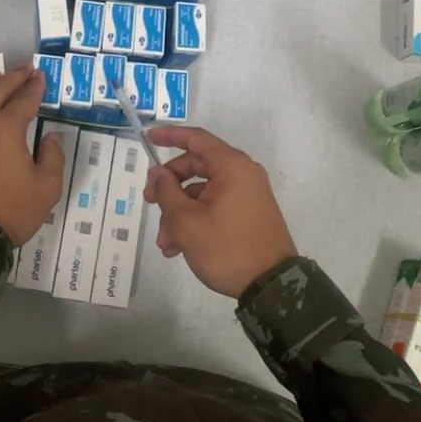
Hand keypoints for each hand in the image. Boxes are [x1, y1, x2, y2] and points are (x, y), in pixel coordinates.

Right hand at [144, 127, 298, 299]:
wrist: (271, 285)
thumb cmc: (226, 247)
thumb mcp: (187, 220)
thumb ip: (167, 191)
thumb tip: (159, 173)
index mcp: (232, 166)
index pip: (196, 139)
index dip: (170, 136)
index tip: (148, 138)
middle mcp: (243, 175)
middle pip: (196, 167)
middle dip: (169, 188)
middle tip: (149, 203)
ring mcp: (248, 196)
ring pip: (203, 193)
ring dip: (179, 213)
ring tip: (166, 244)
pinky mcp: (249, 215)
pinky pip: (216, 208)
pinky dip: (196, 221)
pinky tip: (179, 248)